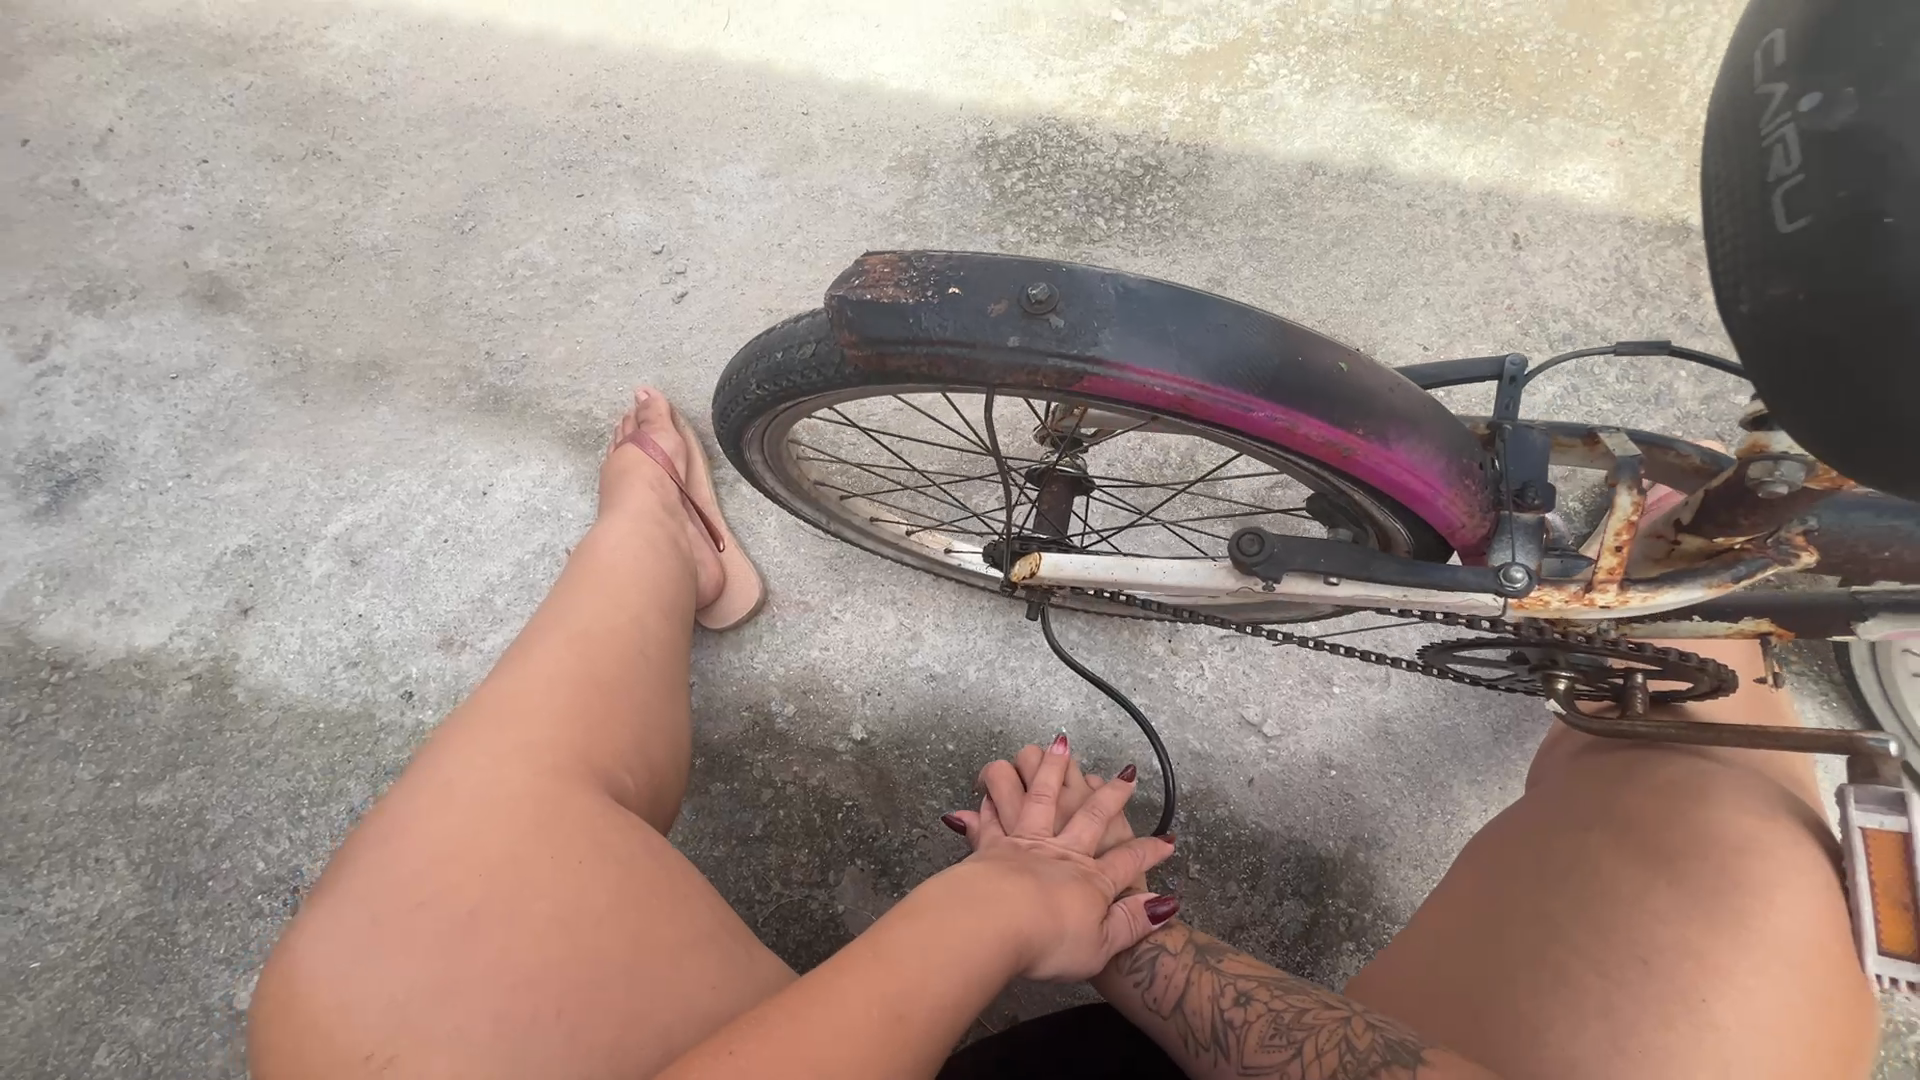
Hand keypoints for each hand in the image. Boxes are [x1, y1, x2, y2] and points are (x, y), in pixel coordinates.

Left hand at [937, 734, 1177, 981]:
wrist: (996, 923)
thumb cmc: (1049, 941)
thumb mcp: (1101, 946)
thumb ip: (1131, 923)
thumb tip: (1165, 906)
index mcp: (1090, 879)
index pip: (1128, 861)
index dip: (1149, 852)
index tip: (1168, 841)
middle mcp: (1062, 851)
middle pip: (1092, 814)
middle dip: (1113, 795)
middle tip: (1126, 775)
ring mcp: (1027, 841)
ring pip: (1043, 793)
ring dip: (1053, 767)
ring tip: (1060, 746)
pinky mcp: (993, 843)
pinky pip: (994, 814)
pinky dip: (993, 799)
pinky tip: (990, 789)